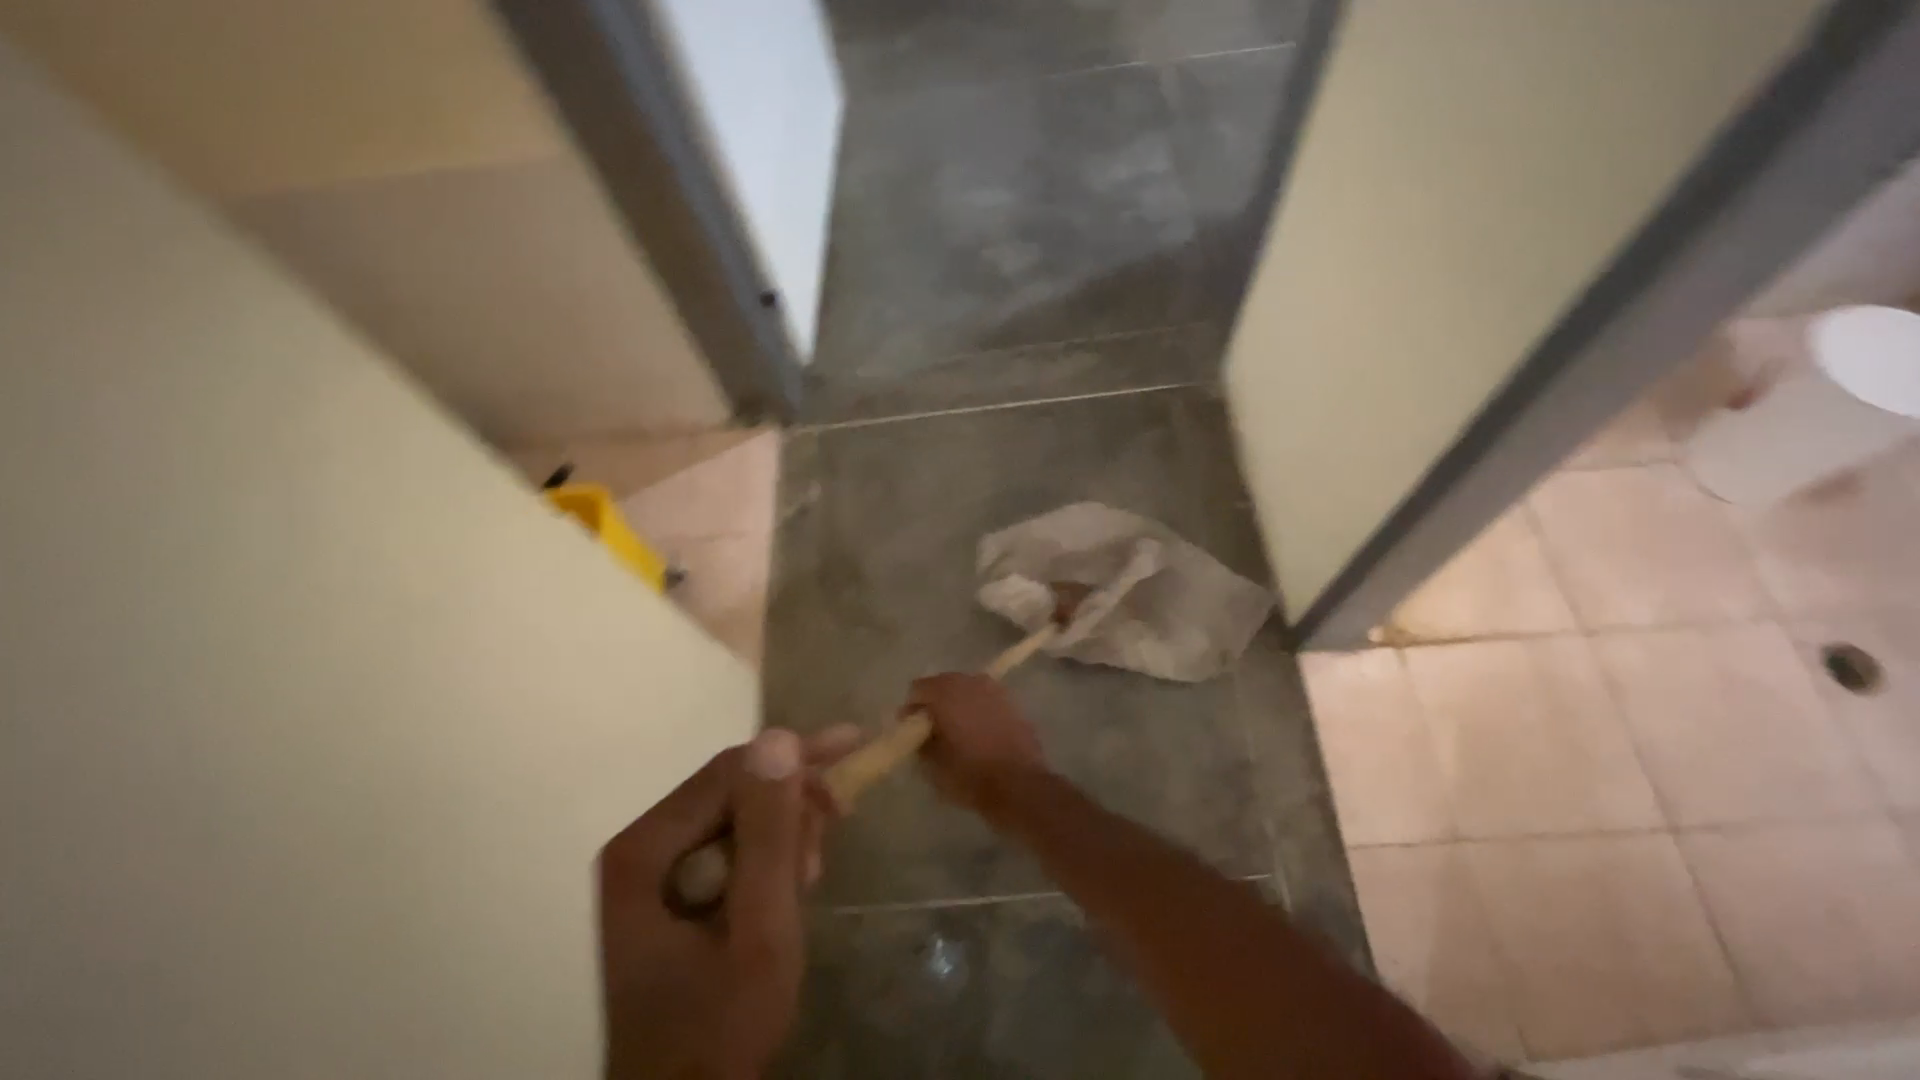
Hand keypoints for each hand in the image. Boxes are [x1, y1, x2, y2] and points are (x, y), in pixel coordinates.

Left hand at [597, 726, 856, 1079]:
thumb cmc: (722, 1024)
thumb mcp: (760, 929)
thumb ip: (769, 836)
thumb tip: (778, 737)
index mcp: (645, 850)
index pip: (729, 771)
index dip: (793, 761)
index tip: (853, 762)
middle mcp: (639, 850)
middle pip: (730, 790)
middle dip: (791, 804)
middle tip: (840, 827)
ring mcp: (649, 875)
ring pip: (734, 819)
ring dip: (783, 834)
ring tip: (813, 875)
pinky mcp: (666, 898)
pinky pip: (727, 851)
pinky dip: (767, 860)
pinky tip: (790, 886)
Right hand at [905, 673, 1048, 815]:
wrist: (1020, 786)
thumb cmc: (971, 776)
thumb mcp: (934, 767)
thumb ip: (922, 743)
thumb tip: (920, 734)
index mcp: (946, 694)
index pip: (918, 689)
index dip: (911, 709)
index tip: (911, 729)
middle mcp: (970, 683)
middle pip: (943, 683)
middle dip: (935, 702)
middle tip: (932, 729)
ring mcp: (995, 690)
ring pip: (967, 688)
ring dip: (957, 702)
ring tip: (957, 729)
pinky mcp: (1013, 703)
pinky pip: (986, 698)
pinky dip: (978, 708)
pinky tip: (979, 730)